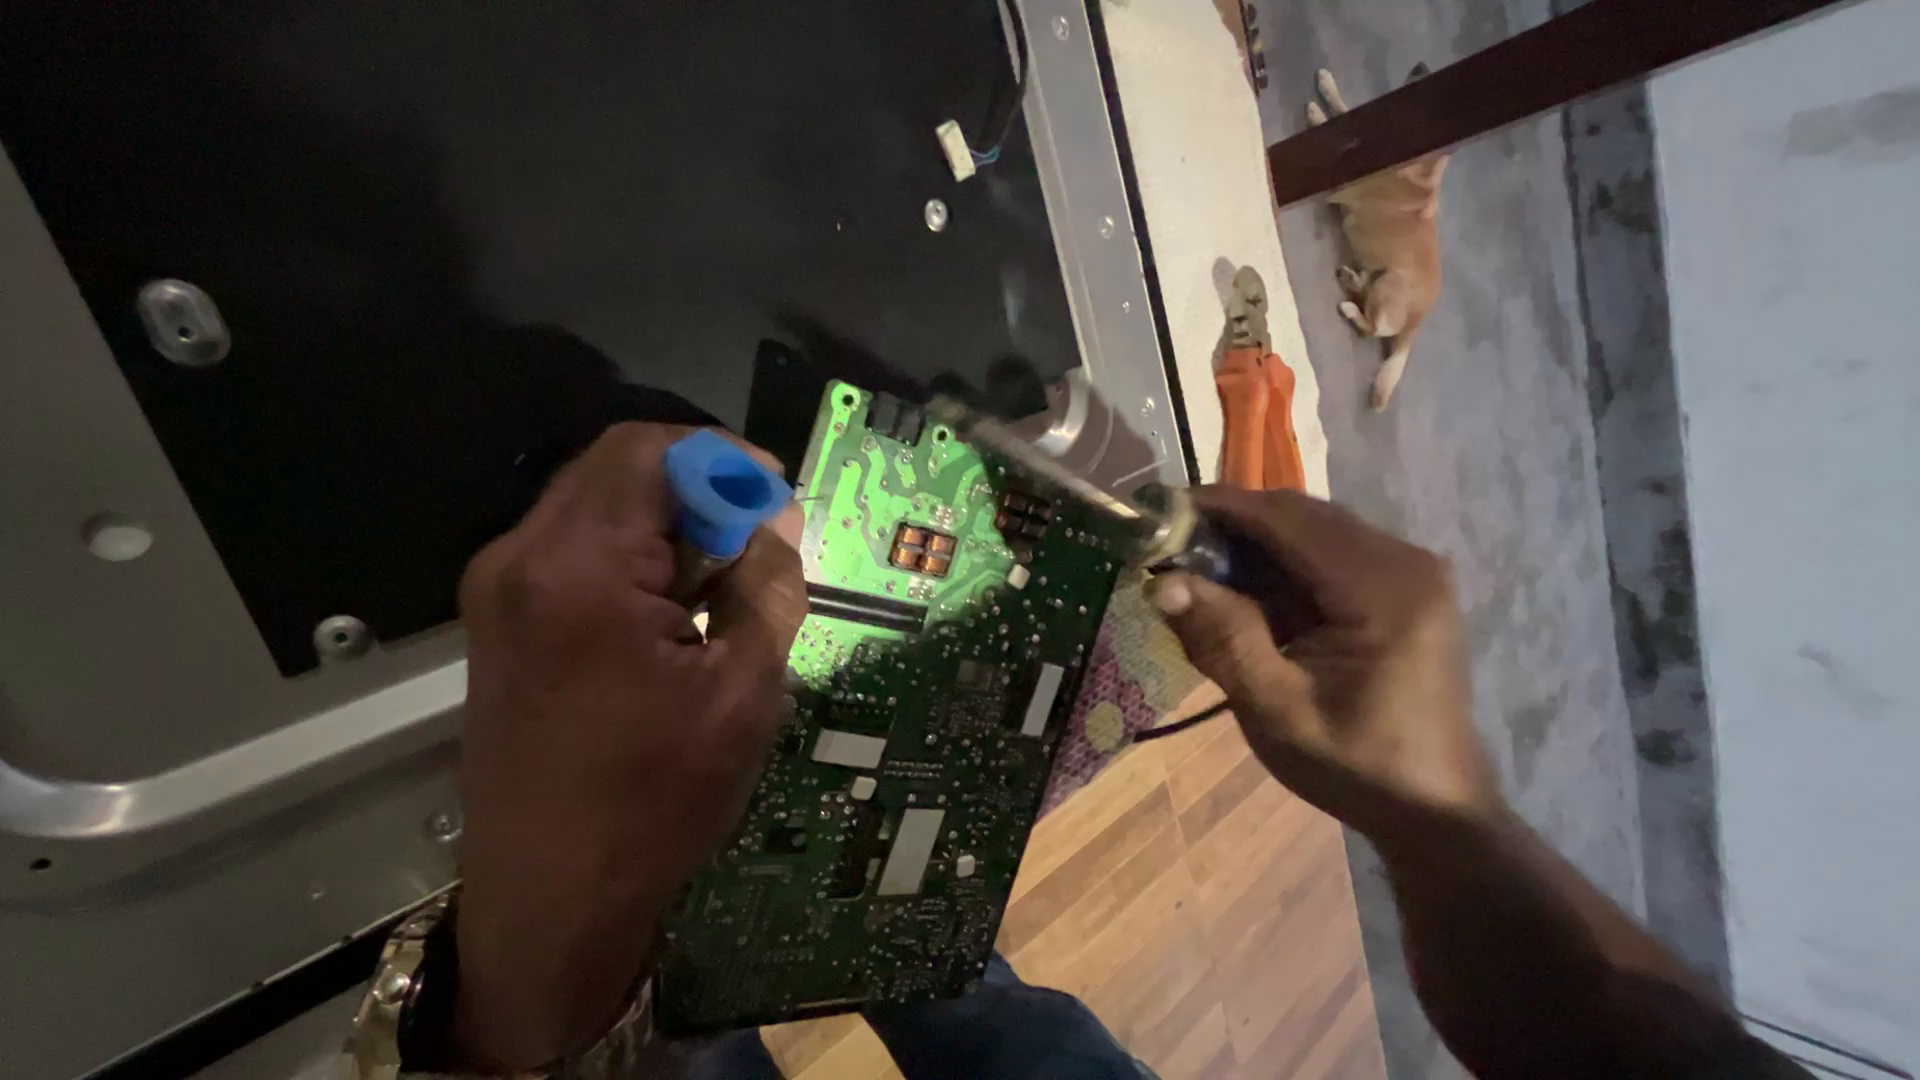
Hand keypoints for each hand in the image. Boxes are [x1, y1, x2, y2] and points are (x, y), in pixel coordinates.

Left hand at [451, 423, 805, 1069]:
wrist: (552, 899)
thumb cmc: (656, 800)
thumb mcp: (744, 690)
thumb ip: (767, 584)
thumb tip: (775, 521)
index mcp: (578, 568)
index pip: (648, 450)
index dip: (723, 459)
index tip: (775, 502)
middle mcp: (521, 558)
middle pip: (618, 467)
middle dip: (699, 489)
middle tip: (755, 543)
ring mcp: (501, 589)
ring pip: (599, 504)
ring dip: (669, 522)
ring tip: (722, 582)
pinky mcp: (502, 619)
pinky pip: (578, 546)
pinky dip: (636, 552)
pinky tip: (675, 608)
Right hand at [1149, 487, 1499, 837]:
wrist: (1433, 809)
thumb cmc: (1355, 766)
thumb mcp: (1277, 709)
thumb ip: (1223, 640)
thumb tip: (1161, 582)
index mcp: (1384, 587)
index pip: (1287, 518)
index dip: (1219, 507)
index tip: (1159, 511)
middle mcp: (1403, 561)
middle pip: (1300, 515)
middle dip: (1231, 527)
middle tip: (1169, 550)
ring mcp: (1406, 571)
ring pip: (1310, 530)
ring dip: (1252, 546)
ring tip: (1197, 574)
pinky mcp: (1399, 588)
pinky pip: (1326, 554)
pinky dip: (1278, 566)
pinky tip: (1245, 595)